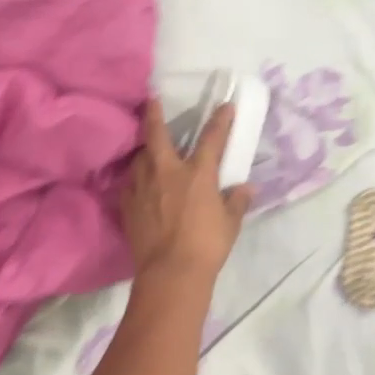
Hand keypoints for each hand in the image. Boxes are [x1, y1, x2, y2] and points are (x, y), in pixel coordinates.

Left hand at [121, 100, 254, 286]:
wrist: (170, 273)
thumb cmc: (207, 245)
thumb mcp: (230, 223)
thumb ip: (237, 201)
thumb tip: (246, 188)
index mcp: (197, 172)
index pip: (212, 137)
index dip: (221, 119)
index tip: (225, 106)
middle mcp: (167, 171)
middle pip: (157, 134)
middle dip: (155, 114)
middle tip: (152, 101)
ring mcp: (143, 186)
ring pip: (141, 157)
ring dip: (146, 151)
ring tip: (149, 151)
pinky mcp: (128, 205)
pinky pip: (130, 184)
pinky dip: (136, 179)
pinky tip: (139, 183)